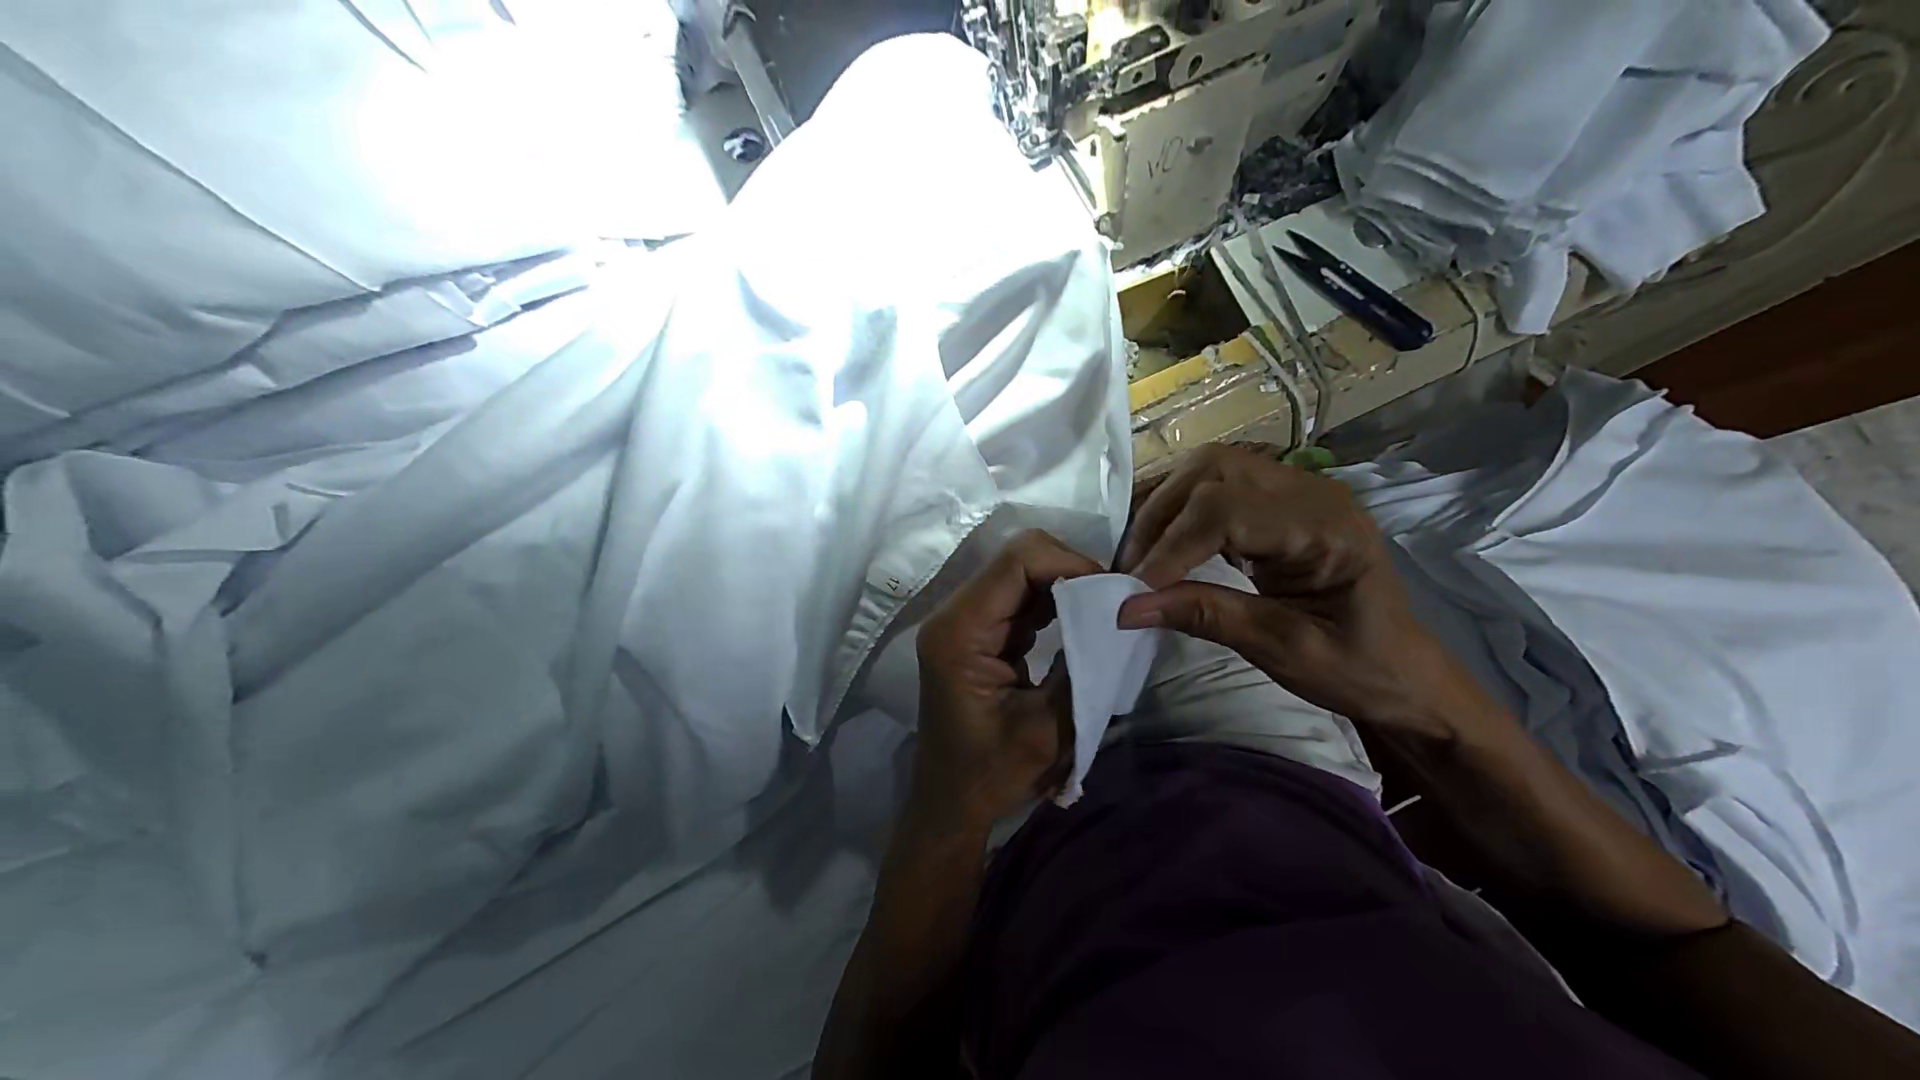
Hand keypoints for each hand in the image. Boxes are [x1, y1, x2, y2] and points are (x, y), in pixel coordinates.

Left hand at [913, 530, 1102, 828]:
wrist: (951, 803)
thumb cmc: (990, 774)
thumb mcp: (1049, 729)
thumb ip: (1083, 669)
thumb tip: (1120, 621)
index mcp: (959, 632)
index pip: (1016, 562)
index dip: (1070, 564)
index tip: (1112, 595)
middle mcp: (955, 615)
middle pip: (1019, 558)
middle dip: (1072, 571)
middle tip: (1113, 604)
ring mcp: (966, 621)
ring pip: (1023, 572)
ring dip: (1067, 586)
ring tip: (1105, 614)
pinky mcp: (980, 633)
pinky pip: (1022, 597)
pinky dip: (1057, 603)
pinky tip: (1083, 625)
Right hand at [1115, 444, 1496, 737]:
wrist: (1406, 673)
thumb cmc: (1359, 669)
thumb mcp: (1283, 650)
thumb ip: (1207, 616)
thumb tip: (1127, 607)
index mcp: (1327, 528)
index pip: (1226, 511)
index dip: (1171, 547)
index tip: (1134, 591)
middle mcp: (1313, 491)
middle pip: (1213, 470)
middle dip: (1161, 515)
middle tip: (1132, 568)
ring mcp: (1299, 489)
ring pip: (1211, 468)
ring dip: (1166, 506)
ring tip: (1142, 555)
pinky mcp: (1283, 500)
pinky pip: (1220, 484)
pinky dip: (1183, 510)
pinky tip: (1168, 545)